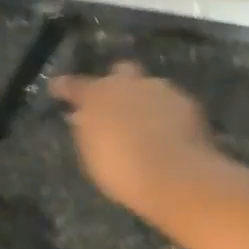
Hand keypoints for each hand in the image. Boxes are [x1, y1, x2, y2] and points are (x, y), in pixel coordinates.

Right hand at [49, 62, 221, 204]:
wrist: (175, 176)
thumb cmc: (123, 172)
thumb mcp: (93, 156)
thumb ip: (87, 131)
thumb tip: (83, 118)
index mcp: (97, 95)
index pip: (75, 85)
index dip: (66, 88)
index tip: (58, 89)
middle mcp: (130, 83)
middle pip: (121, 72)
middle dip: (118, 83)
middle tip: (117, 103)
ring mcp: (162, 90)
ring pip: (151, 87)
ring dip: (148, 100)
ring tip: (149, 123)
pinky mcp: (190, 103)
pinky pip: (174, 104)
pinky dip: (170, 115)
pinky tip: (172, 133)